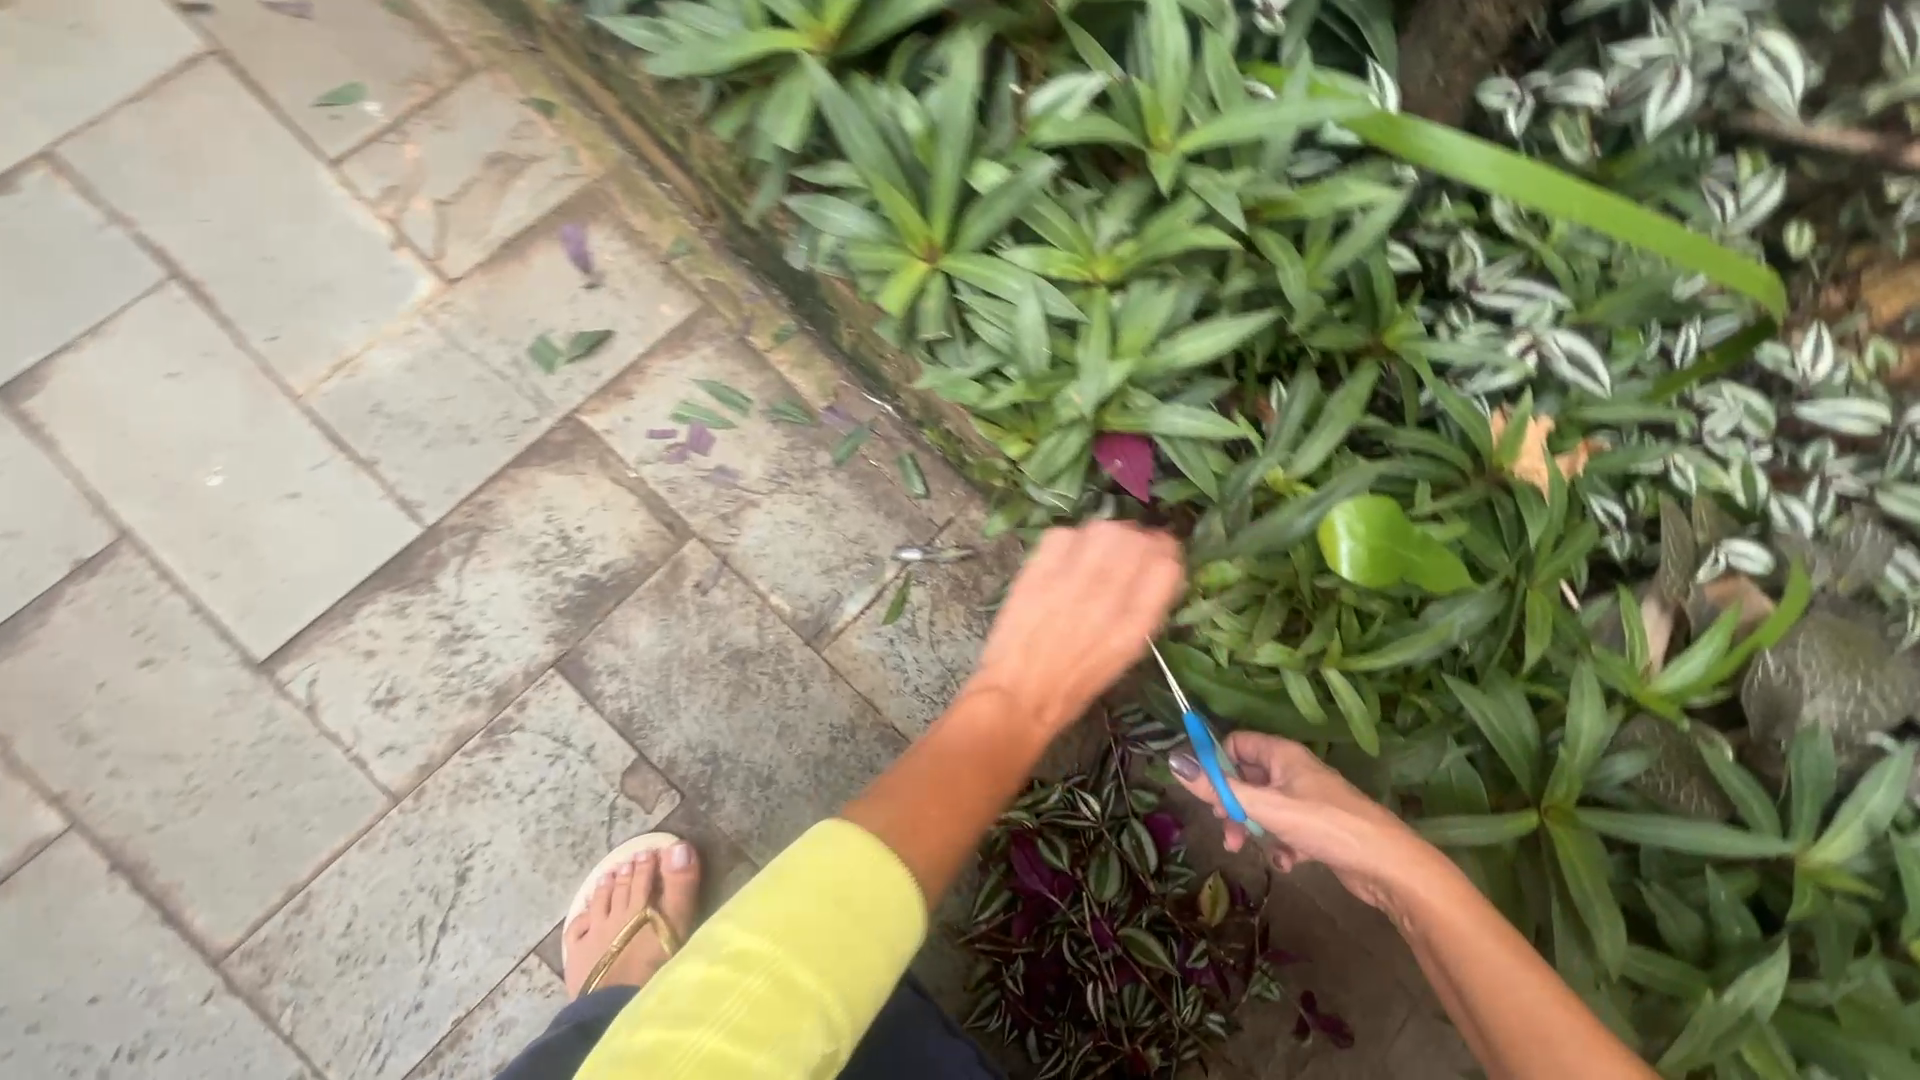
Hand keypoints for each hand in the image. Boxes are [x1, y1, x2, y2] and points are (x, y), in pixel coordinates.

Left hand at [968, 522, 1184, 732]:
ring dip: (1107, 534)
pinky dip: (1070, 538)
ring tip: (1100, 547)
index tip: (1159, 551)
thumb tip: (1152, 573)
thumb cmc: (1075, 685)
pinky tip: (1069, 554)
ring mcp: (1071, 582)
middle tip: (1127, 546)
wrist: (1020, 696)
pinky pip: (1062, 535)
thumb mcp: (1124, 654)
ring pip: (1103, 531)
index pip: (1166, 566)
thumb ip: (1142, 612)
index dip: (1165, 552)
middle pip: (1136, 540)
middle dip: (1137, 538)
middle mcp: (1108, 598)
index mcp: (1136, 625)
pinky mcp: (1037, 575)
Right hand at [1172, 732, 1455, 922]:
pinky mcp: (1317, 827)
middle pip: (1245, 777)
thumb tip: (1172, 762)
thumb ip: (1218, 788)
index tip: (1203, 790)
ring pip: (1261, 806)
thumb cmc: (1327, 826)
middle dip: (1231, 804)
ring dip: (1251, 828)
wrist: (1389, 867)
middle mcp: (1292, 771)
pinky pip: (1282, 828)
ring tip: (1248, 849)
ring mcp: (1306, 800)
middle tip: (1225, 826)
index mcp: (1282, 754)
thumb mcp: (1265, 807)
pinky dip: (1278, 844)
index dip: (1216, 764)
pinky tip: (1286, 862)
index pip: (1235, 744)